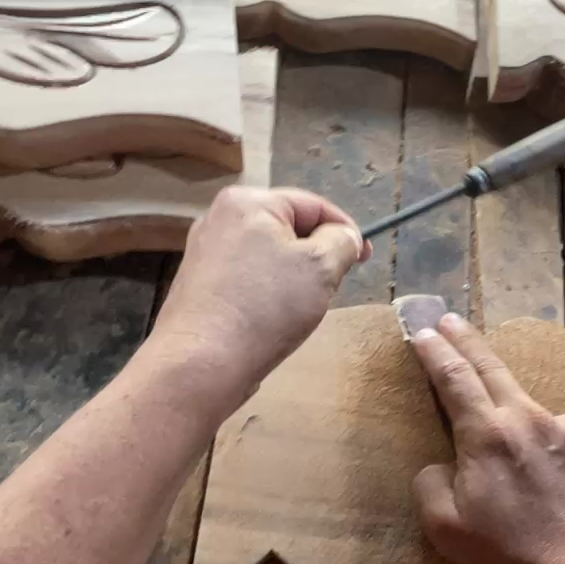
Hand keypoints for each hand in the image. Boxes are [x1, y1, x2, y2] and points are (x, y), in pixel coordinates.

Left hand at [149, 186, 369, 407]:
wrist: (203, 362)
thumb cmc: (267, 307)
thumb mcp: (321, 267)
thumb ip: (342, 241)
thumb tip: (344, 235)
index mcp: (248, 201)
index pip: (313, 205)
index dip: (345, 230)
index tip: (364, 259)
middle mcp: (219, 218)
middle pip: (289, 230)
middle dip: (316, 257)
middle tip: (331, 288)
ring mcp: (205, 253)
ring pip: (270, 257)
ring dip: (294, 278)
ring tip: (300, 309)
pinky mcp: (200, 286)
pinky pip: (249, 279)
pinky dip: (269, 294)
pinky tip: (272, 320)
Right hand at [408, 311, 564, 563]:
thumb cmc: (506, 554)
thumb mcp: (443, 525)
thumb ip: (430, 480)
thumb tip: (443, 460)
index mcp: (488, 434)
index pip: (454, 378)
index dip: (434, 352)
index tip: (421, 331)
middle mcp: (530, 418)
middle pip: (491, 368)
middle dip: (465, 341)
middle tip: (448, 320)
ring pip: (530, 410)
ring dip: (513, 419)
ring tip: (513, 464)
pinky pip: (562, 434)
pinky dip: (549, 446)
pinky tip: (551, 480)